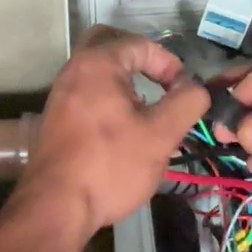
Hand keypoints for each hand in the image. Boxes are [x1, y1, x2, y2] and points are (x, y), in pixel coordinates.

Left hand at [17, 26, 209, 237]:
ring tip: (147, 108)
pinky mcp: (56, 117)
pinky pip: (86, 91)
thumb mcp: (161, 134)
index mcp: (98, 63)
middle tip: (161, 82)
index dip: (169, 64)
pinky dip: (108, 96)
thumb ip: (186, 102)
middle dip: (140, 58)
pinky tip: (122, 126)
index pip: (142, 44)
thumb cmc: (111, 165)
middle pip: (111, 43)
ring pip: (97, 69)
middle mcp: (74, 69)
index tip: (183, 92)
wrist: (55, 207)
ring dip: (124, 79)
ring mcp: (61, 93)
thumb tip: (195, 88)